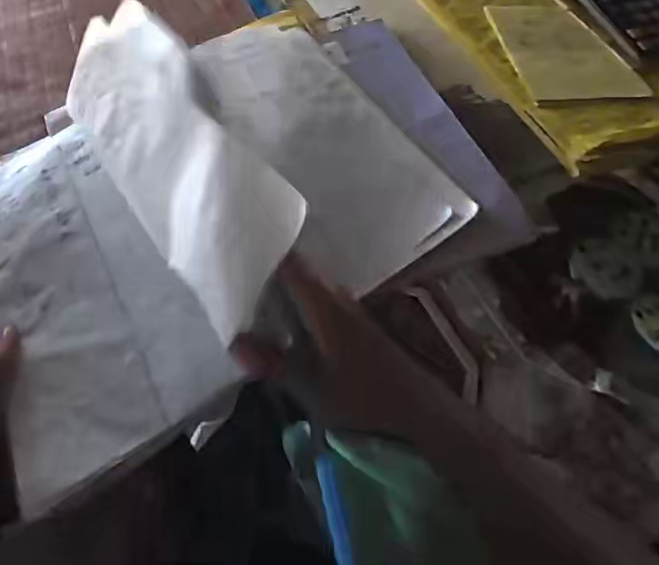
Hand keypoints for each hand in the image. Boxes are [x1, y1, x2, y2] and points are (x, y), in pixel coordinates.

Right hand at [230, 254, 412, 434]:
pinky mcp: (358, 323)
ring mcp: (350, 308)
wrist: (424, 412)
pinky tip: (290, 317)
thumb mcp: (314, 388)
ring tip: (257, 290)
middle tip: (240, 272)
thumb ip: (273, 364)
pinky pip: (322, 298)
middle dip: (271, 269)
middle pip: (299, 271)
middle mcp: (337, 297)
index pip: (291, 262)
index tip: (240, 247)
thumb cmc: (367, 397)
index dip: (266, 250)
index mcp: (323, 304)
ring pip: (311, 285)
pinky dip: (303, 300)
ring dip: (287, 286)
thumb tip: (234, 344)